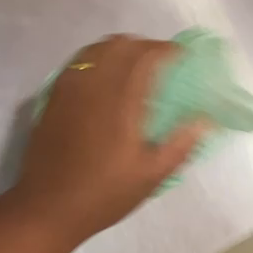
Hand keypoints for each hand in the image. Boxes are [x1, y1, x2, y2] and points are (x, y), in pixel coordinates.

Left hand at [11, 36, 206, 240]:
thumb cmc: (104, 194)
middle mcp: (93, 85)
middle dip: (144, 46)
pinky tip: (103, 79)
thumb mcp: (150, 176)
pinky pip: (76, 64)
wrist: (47, 207)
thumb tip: (205, 120)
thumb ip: (180, 144)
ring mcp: (68, 89)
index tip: (181, 57)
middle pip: (120, 45)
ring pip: (95, 50)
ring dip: (118, 50)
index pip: (145, 55)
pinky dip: (95, 60)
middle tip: (160, 63)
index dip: (166, 50)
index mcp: (121, 100)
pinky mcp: (52, 98)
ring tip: (133, 67)